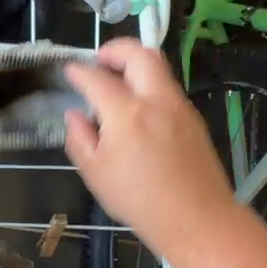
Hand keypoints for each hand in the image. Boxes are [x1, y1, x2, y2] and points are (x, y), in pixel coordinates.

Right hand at [64, 39, 236, 250]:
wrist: (196, 218)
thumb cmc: (138, 200)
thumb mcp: (95, 173)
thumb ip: (80, 138)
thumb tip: (75, 115)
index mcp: (126, 113)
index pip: (97, 79)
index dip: (79, 71)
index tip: (70, 71)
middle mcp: (155, 100)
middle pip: (139, 54)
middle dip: (116, 49)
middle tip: (100, 60)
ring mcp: (179, 107)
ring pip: (158, 68)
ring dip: (135, 66)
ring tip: (117, 82)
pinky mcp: (193, 119)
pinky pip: (168, 89)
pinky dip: (149, 85)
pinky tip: (138, 109)